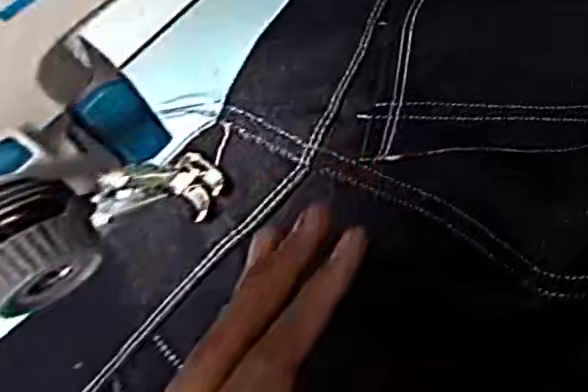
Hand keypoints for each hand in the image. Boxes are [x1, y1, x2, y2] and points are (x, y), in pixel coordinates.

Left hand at [168, 205, 365, 391]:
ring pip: (201, 345)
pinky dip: (224, 321)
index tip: (355, 235)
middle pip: (230, 333)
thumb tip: (394, 361)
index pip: (277, 346)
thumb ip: (332, 378)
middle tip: (317, 212)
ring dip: (247, 286)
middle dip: (279, 267)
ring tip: (273, 237)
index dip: (321, 288)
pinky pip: (193, 360)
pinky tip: (238, 306)